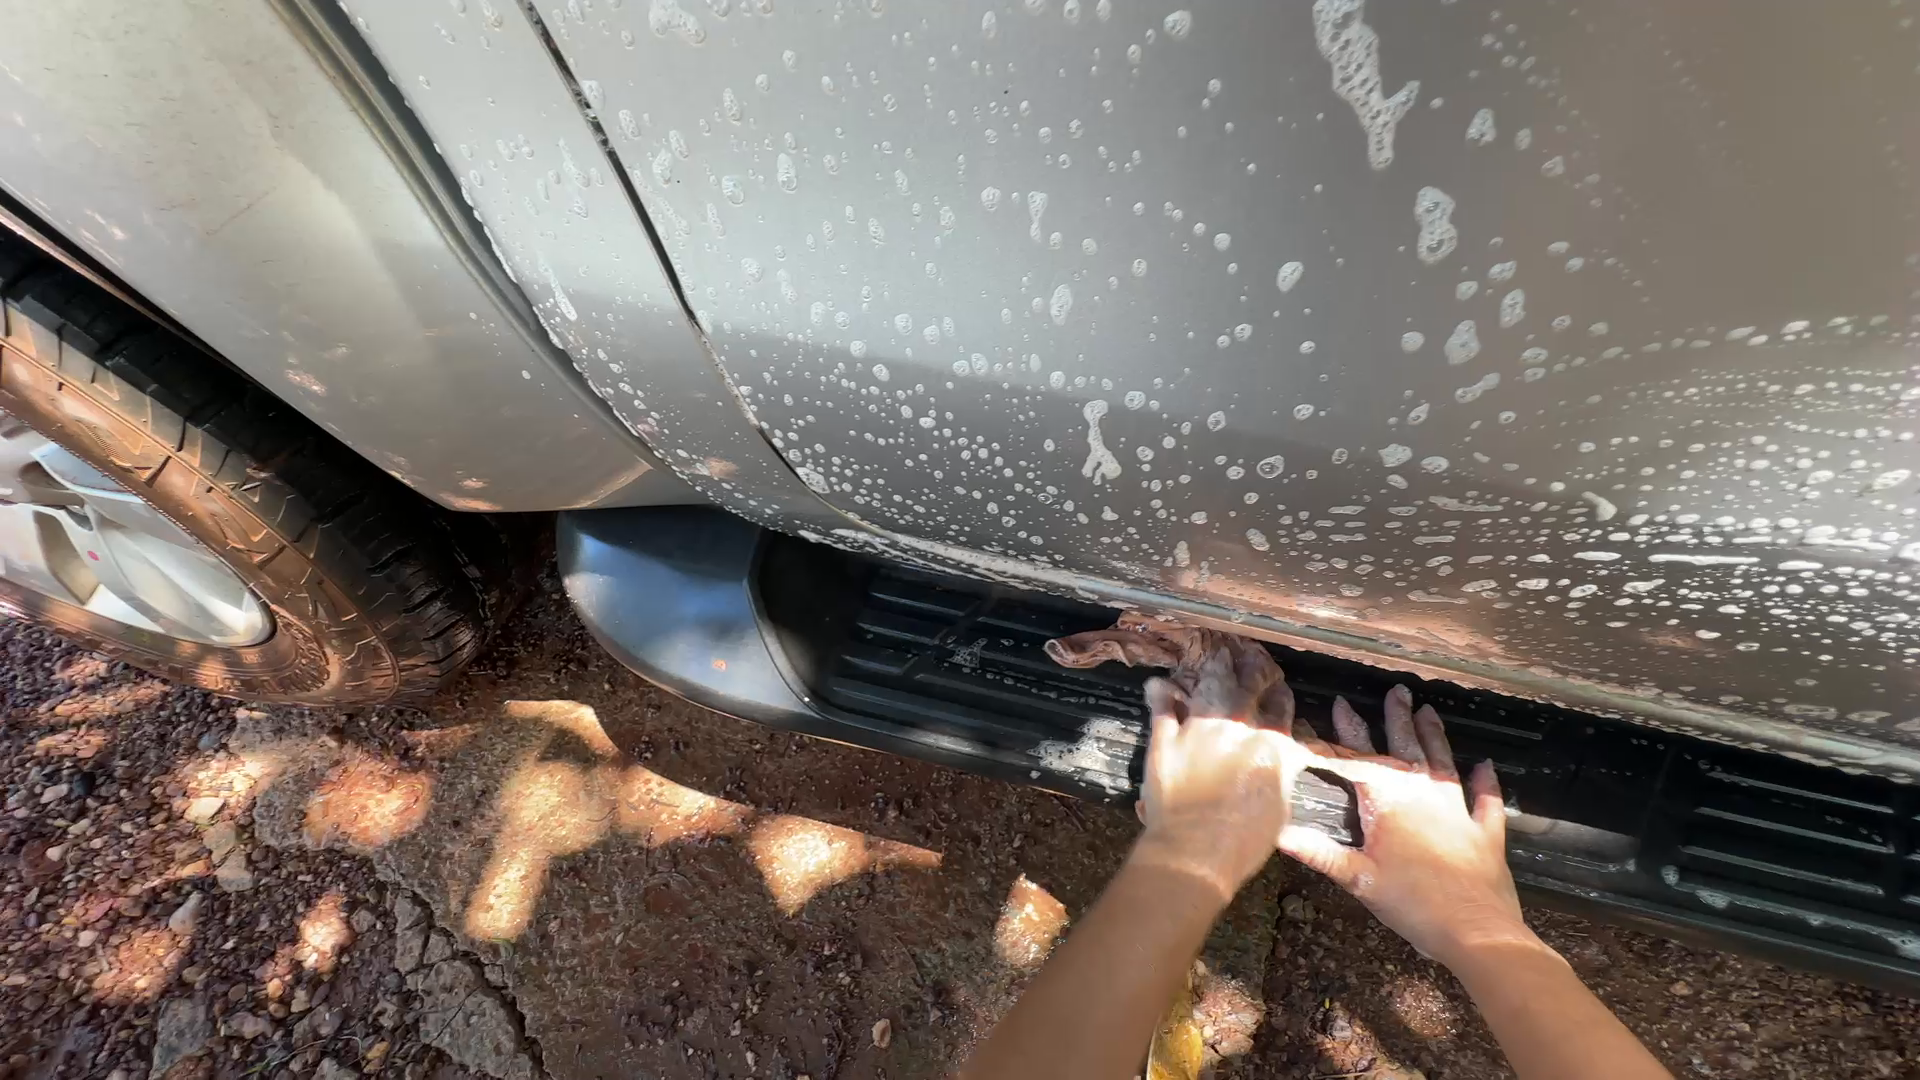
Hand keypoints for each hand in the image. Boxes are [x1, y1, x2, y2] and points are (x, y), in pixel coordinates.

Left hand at [1130, 675, 1306, 904]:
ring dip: (1214, 672)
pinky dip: (1161, 692)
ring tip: (1217, 657)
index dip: (1279, 696)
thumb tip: (1285, 758)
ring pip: (1206, 689)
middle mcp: (1234, 729)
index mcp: (1269, 746)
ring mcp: (1196, 729)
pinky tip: (1160, 684)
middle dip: (1253, 671)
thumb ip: (1281, 773)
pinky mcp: (1164, 737)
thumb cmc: (1243, 841)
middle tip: (1251, 659)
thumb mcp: (1279, 808)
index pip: (1280, 711)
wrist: (1193, 851)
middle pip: (1246, 689)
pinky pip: (1161, 706)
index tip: (1277, 687)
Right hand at [1278, 684, 1534, 968]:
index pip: (1350, 765)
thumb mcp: (1358, 879)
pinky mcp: (1484, 835)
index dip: (1326, 749)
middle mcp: (1423, 795)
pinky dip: (1487, 784)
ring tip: (1426, 709)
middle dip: (1391, 719)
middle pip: (1402, 749)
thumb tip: (1277, 832)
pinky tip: (1486, 765)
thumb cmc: (1413, 903)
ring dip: (1433, 735)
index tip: (1307, 730)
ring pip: (1442, 763)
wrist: (1480, 936)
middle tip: (1391, 691)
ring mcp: (1457, 812)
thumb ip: (1318, 853)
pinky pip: (1486, 803)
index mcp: (1388, 800)